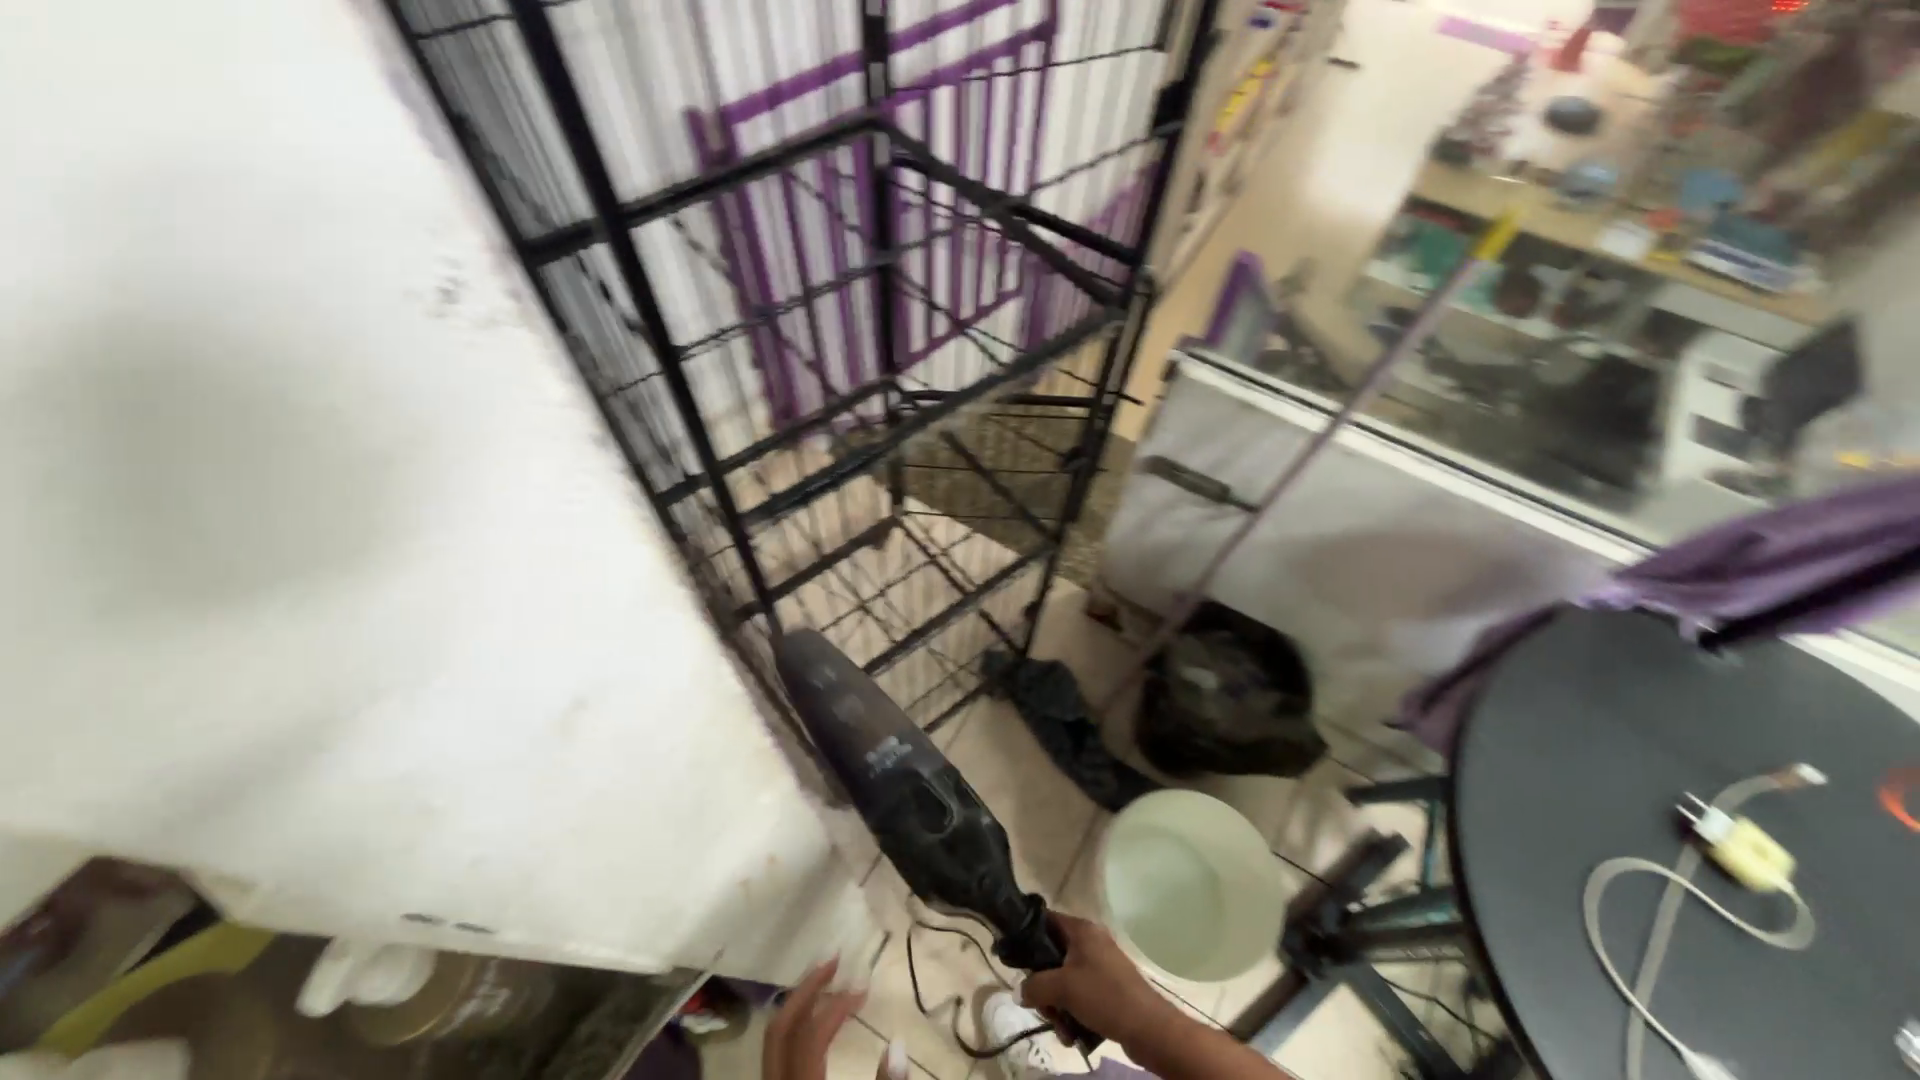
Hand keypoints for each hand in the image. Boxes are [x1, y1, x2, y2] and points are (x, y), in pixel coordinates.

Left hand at [763, 960, 873, 1079]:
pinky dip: (796, 1022)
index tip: (862, 989)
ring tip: (826, 978)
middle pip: (782, 1026)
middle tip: (834, 961)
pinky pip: (778, 1045)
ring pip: (776, 1034)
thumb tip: (895, 1046)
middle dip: (808, 989)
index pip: (811, 1036)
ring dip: (800, 1002)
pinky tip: (816, 1015)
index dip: (836, 1009)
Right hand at [1019, 913, 1178, 1044]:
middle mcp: (1092, 942)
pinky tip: (1073, 1034)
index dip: (1028, 936)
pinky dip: (1073, 1012)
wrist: (1148, 1027)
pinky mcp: (1109, 988)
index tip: (1015, 960)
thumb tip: (1020, 992)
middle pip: (1053, 957)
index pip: (1046, 920)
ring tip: (1061, 1028)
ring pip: (1065, 981)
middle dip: (1044, 986)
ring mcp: (1102, 966)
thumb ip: (1034, 986)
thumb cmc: (1103, 995)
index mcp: (1082, 930)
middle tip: (1043, 1006)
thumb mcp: (1062, 988)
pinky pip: (1081, 995)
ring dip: (1058, 1006)